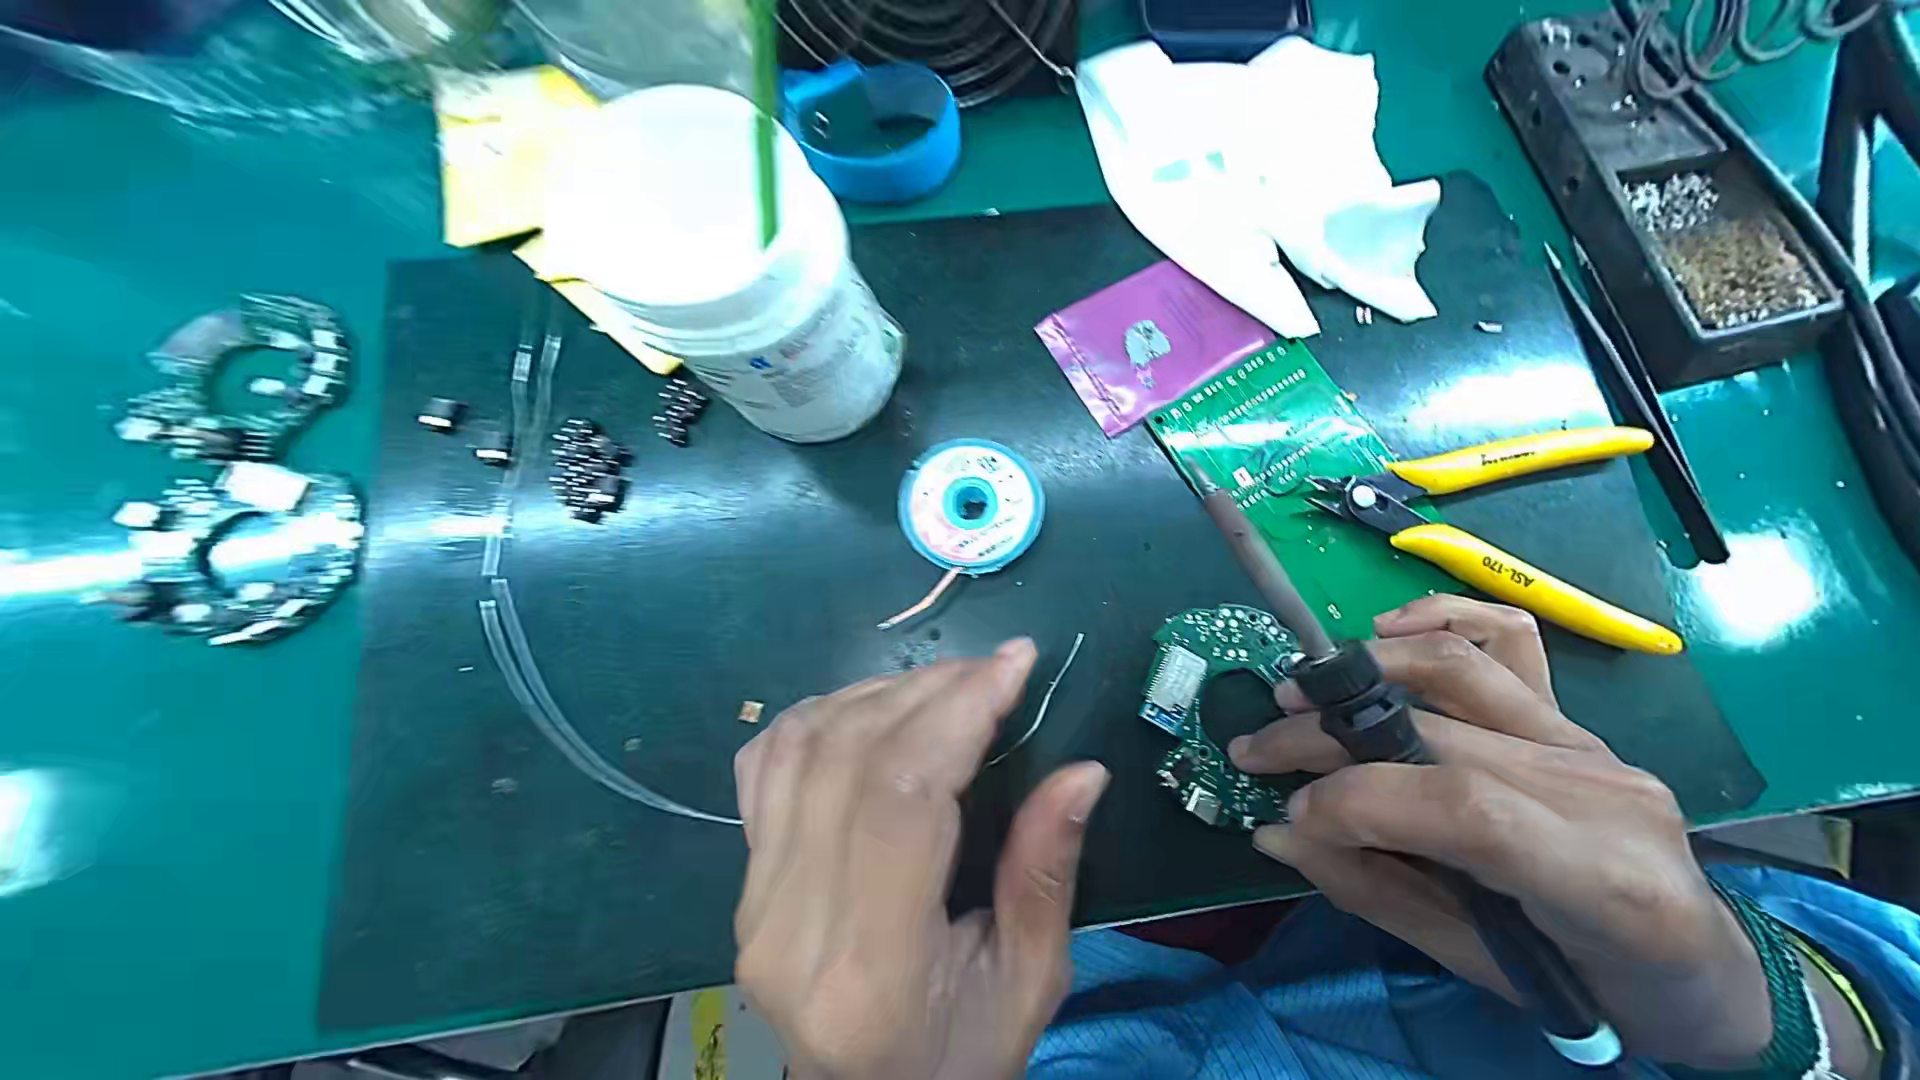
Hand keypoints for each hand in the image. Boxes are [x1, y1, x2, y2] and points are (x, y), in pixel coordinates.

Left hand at [733, 640, 1109, 1079]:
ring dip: (884, 691)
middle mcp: (791, 922)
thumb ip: (1047, 873)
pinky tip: (874, 708)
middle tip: (994, 668)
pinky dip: (825, 711)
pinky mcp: (745, 877)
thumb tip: (1084, 771)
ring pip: (808, 742)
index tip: (1015, 663)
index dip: (959, 710)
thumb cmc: (961, 1054)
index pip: (901, 793)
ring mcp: (755, 896)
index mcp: (872, 966)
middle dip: (934, 689)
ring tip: (947, 684)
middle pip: (855, 754)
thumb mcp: (1030, 982)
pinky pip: (770, 758)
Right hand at [1229, 595, 1771, 1067]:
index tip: (1291, 813)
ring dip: (1356, 669)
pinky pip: (1508, 638)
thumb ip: (1370, 889)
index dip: (1357, 802)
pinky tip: (1383, 628)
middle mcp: (1596, 788)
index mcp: (1600, 879)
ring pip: (1456, 665)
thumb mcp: (1474, 964)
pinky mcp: (1567, 714)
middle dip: (1317, 738)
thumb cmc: (1590, 983)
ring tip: (1294, 693)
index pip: (1463, 808)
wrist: (1698, 964)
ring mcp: (1584, 738)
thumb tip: (1275, 831)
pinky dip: (1440, 617)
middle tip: (1252, 752)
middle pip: (1430, 730)